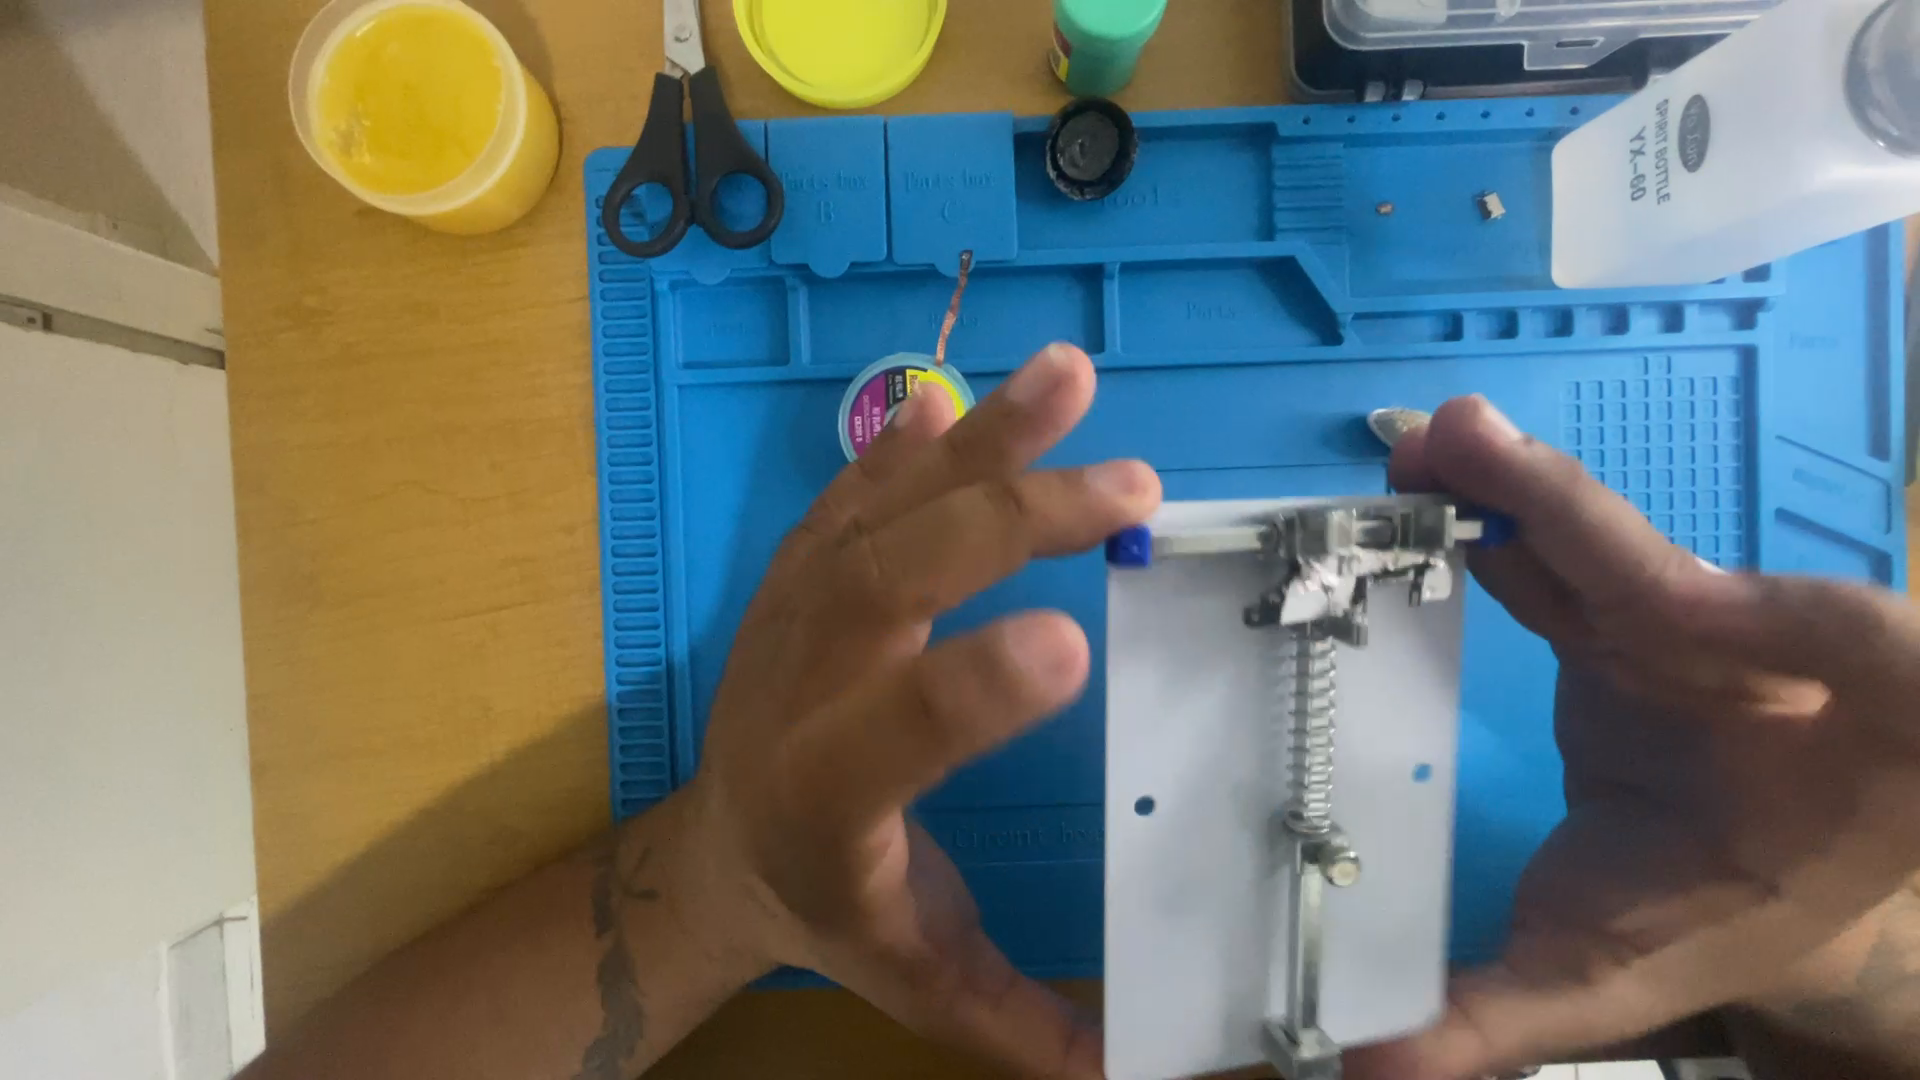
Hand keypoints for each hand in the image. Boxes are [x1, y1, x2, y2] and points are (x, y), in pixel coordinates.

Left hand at [684, 343, 1157, 1078]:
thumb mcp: (915, 972)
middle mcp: (803, 680)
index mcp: (829, 794)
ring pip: (881, 511)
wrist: (719, 843)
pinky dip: (904, 446)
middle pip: (894, 580)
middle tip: (1129, 483)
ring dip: (979, 441)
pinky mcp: (799, 571)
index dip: (972, 692)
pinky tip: (956, 402)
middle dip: (1013, 525)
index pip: (896, 734)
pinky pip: (851, 494)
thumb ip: (1011, 1017)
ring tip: (1067, 377)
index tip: (1071, 643)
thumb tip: (1128, 1073)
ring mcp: (794, 607)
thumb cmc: (825, 904)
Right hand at [1354, 395, 1919, 1077]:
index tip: (1523, 493)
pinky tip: (1429, 497)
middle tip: (1439, 438)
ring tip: (1415, 454)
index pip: (1729, 617)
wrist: (1817, 886)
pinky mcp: (1631, 612)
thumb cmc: (1730, 915)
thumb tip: (1355, 1067)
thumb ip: (1497, 1012)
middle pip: (1630, 549)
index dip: (1624, 554)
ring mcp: (1684, 618)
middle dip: (1538, 492)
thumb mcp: (1616, 972)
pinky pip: (1552, 557)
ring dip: (1498, 488)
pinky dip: (1490, 522)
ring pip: (1583, 537)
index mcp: (1788, 722)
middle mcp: (1742, 643)